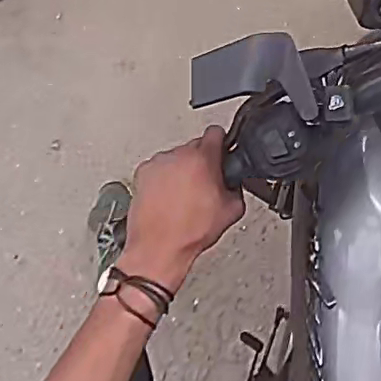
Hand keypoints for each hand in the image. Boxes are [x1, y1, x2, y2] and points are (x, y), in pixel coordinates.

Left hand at [114, 127, 244, 293]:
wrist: (158, 249)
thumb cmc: (189, 232)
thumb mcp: (231, 210)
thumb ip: (237, 188)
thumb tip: (234, 183)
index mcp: (203, 158)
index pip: (216, 132)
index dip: (222, 142)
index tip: (221, 150)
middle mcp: (179, 155)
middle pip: (195, 146)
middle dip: (201, 161)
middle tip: (203, 183)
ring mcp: (159, 163)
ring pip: (176, 157)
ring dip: (181, 169)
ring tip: (184, 195)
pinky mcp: (143, 173)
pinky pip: (158, 168)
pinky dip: (163, 178)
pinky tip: (168, 197)